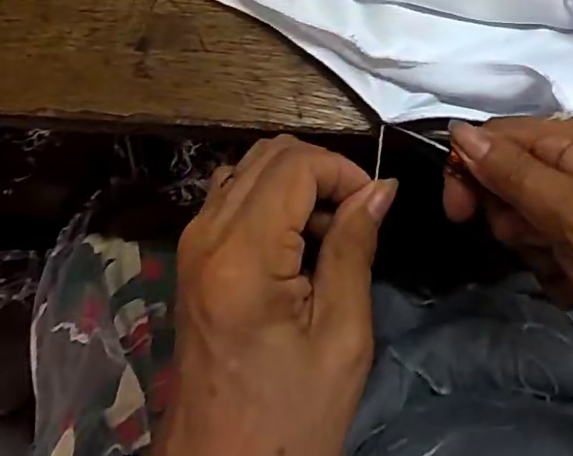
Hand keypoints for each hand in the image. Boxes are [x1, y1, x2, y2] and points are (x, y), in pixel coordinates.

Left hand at [156, 135, 397, 455]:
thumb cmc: (288, 418)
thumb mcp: (342, 337)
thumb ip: (355, 248)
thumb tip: (381, 187)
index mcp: (242, 256)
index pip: (296, 165)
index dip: (342, 171)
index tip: (372, 206)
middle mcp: (207, 235)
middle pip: (272, 153)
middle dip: (323, 170)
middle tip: (353, 217)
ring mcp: (193, 243)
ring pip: (253, 165)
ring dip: (298, 181)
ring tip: (327, 231)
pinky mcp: (192, 255)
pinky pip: (235, 191)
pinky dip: (273, 195)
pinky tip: (294, 239)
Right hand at [443, 116, 572, 455]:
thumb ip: (515, 173)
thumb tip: (459, 131)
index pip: (503, 135)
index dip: (473, 168)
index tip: (458, 214)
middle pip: (508, 173)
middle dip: (509, 213)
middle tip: (535, 243)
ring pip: (521, 213)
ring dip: (530, 245)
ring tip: (565, 266)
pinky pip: (542, 245)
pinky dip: (549, 268)